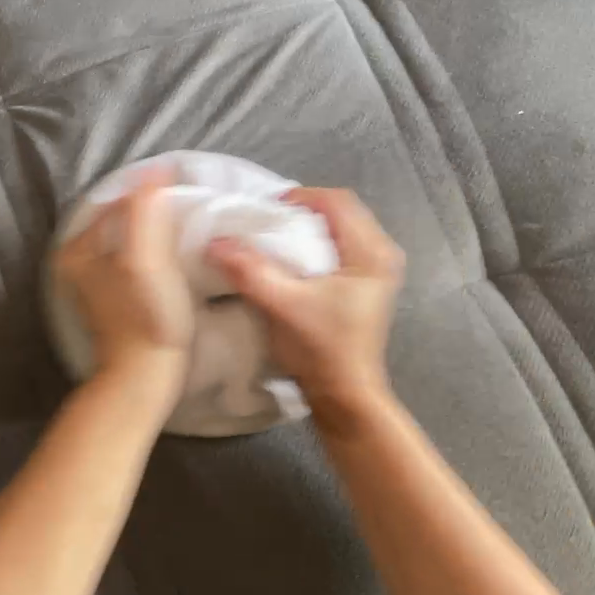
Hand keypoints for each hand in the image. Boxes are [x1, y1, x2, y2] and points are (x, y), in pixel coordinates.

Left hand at [55, 170, 195, 379]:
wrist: (142, 378)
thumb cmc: (146, 318)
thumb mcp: (145, 259)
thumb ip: (145, 211)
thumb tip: (154, 172)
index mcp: (77, 246)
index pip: (121, 200)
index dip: (154, 192)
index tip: (187, 189)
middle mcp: (76, 260)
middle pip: (122, 219)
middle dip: (153, 210)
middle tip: (189, 206)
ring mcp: (93, 281)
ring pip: (129, 239)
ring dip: (155, 230)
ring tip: (187, 227)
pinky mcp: (113, 298)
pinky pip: (134, 259)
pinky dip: (154, 252)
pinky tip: (176, 256)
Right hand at [208, 187, 403, 429]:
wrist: (344, 396)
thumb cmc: (322, 350)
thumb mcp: (283, 306)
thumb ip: (250, 271)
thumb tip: (214, 241)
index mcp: (371, 253)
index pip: (336, 201)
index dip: (298, 197)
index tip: (263, 211)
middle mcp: (380, 255)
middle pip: (337, 212)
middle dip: (297, 213)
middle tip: (262, 224)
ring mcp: (373, 271)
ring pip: (334, 229)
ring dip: (301, 230)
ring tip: (268, 241)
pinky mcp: (361, 286)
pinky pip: (334, 248)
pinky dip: (307, 247)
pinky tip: (284, 262)